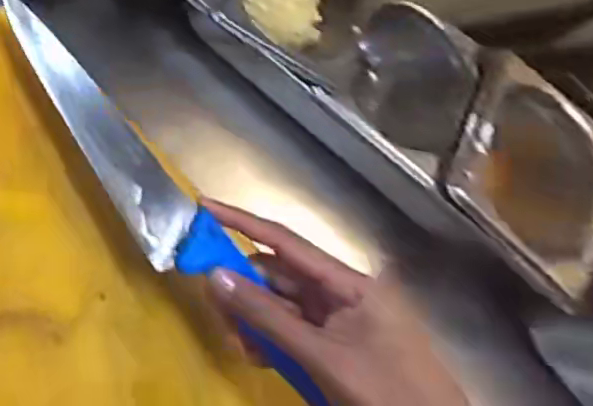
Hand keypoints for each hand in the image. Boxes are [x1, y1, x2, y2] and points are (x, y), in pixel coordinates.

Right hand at [202, 201, 469, 405]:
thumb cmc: (391, 398)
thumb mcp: (325, 359)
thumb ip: (267, 316)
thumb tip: (212, 274)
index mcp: (351, 286)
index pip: (284, 241)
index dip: (240, 221)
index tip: (201, 206)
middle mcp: (344, 296)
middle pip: (275, 275)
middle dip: (240, 286)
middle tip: (212, 303)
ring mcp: (342, 325)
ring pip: (278, 304)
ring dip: (251, 319)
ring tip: (238, 343)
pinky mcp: (337, 351)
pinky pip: (289, 330)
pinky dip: (267, 339)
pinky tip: (256, 356)